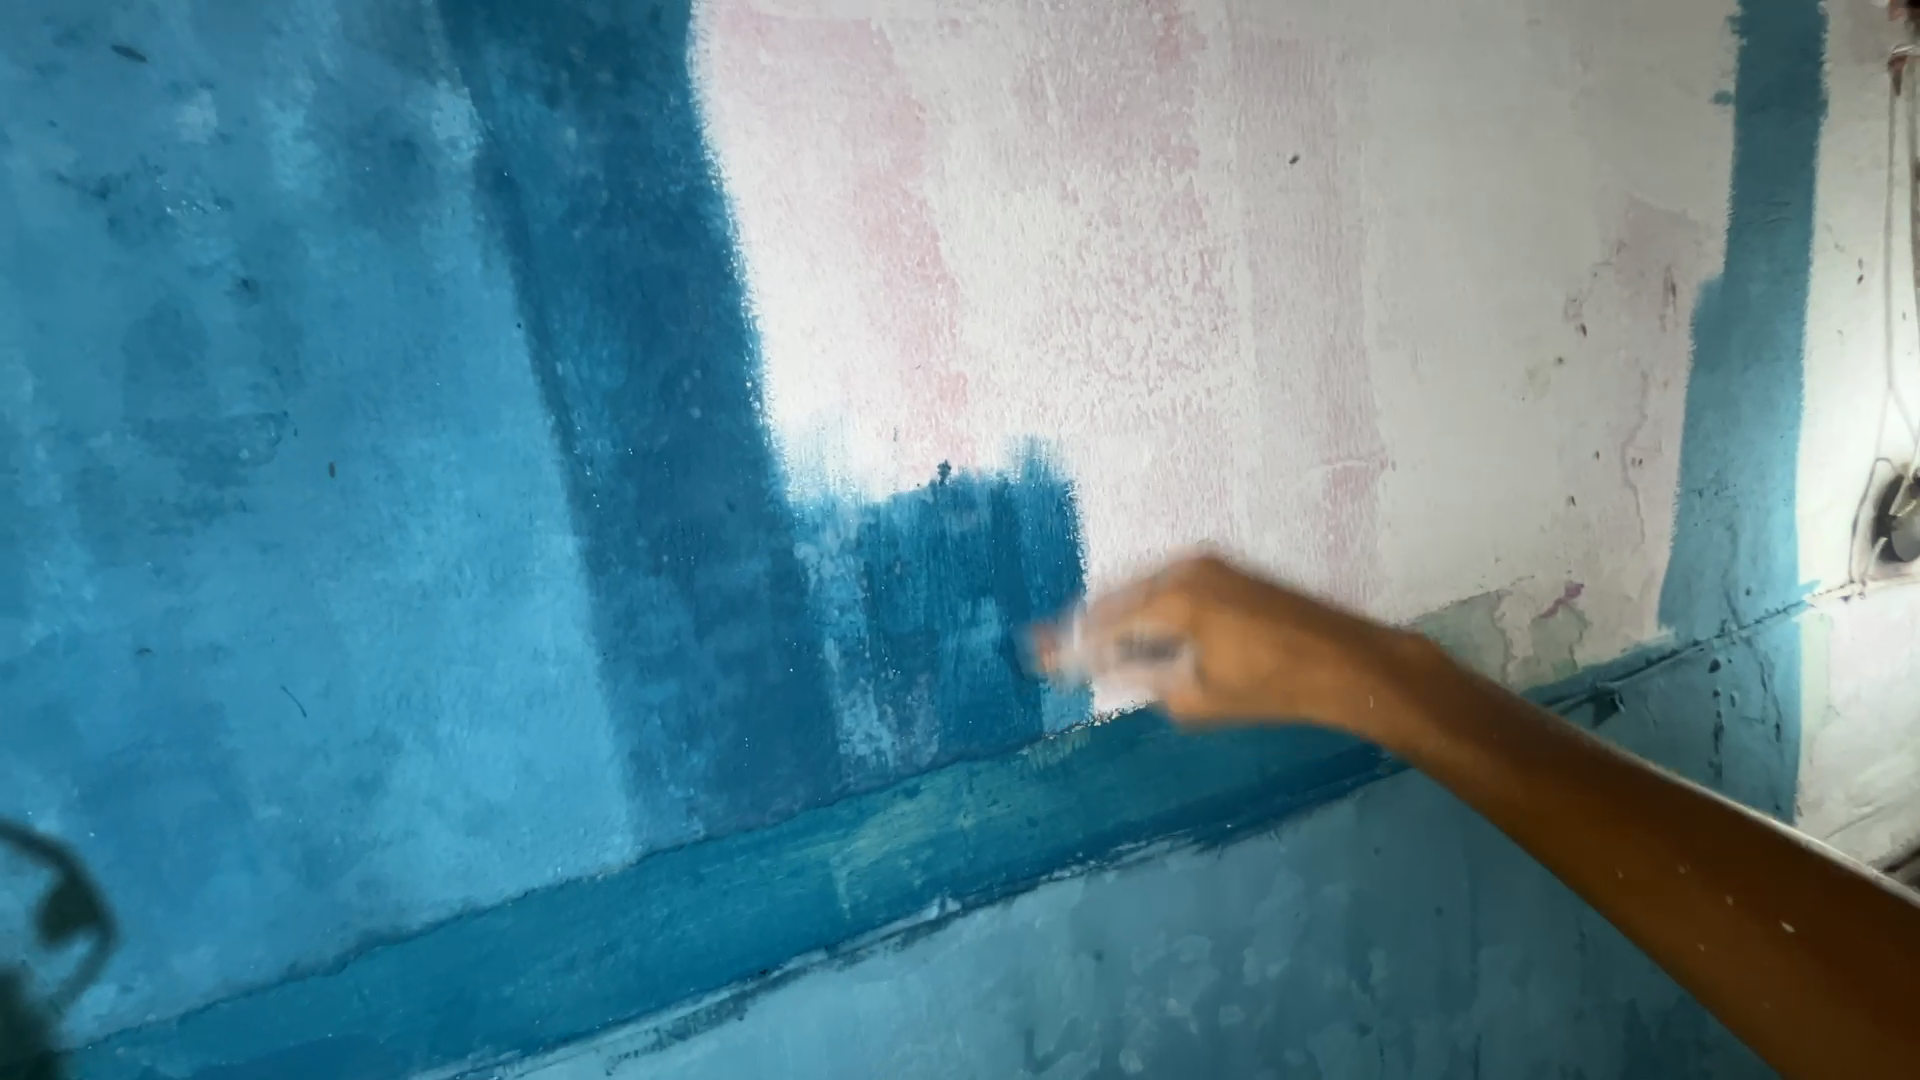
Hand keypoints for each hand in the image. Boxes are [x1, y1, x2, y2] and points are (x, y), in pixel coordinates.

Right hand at [1029, 553, 1414, 732]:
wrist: (1348, 662)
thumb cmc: (1272, 689)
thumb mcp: (1197, 697)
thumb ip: (1142, 678)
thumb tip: (1106, 669)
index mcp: (1172, 601)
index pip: (1103, 623)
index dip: (1068, 645)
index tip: (1037, 658)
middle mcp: (1182, 569)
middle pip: (1116, 598)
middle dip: (1087, 627)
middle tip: (1057, 652)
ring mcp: (1205, 562)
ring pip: (1141, 587)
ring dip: (1118, 616)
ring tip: (1097, 648)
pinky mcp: (1223, 566)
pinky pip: (1166, 582)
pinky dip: (1146, 606)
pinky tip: (1141, 631)